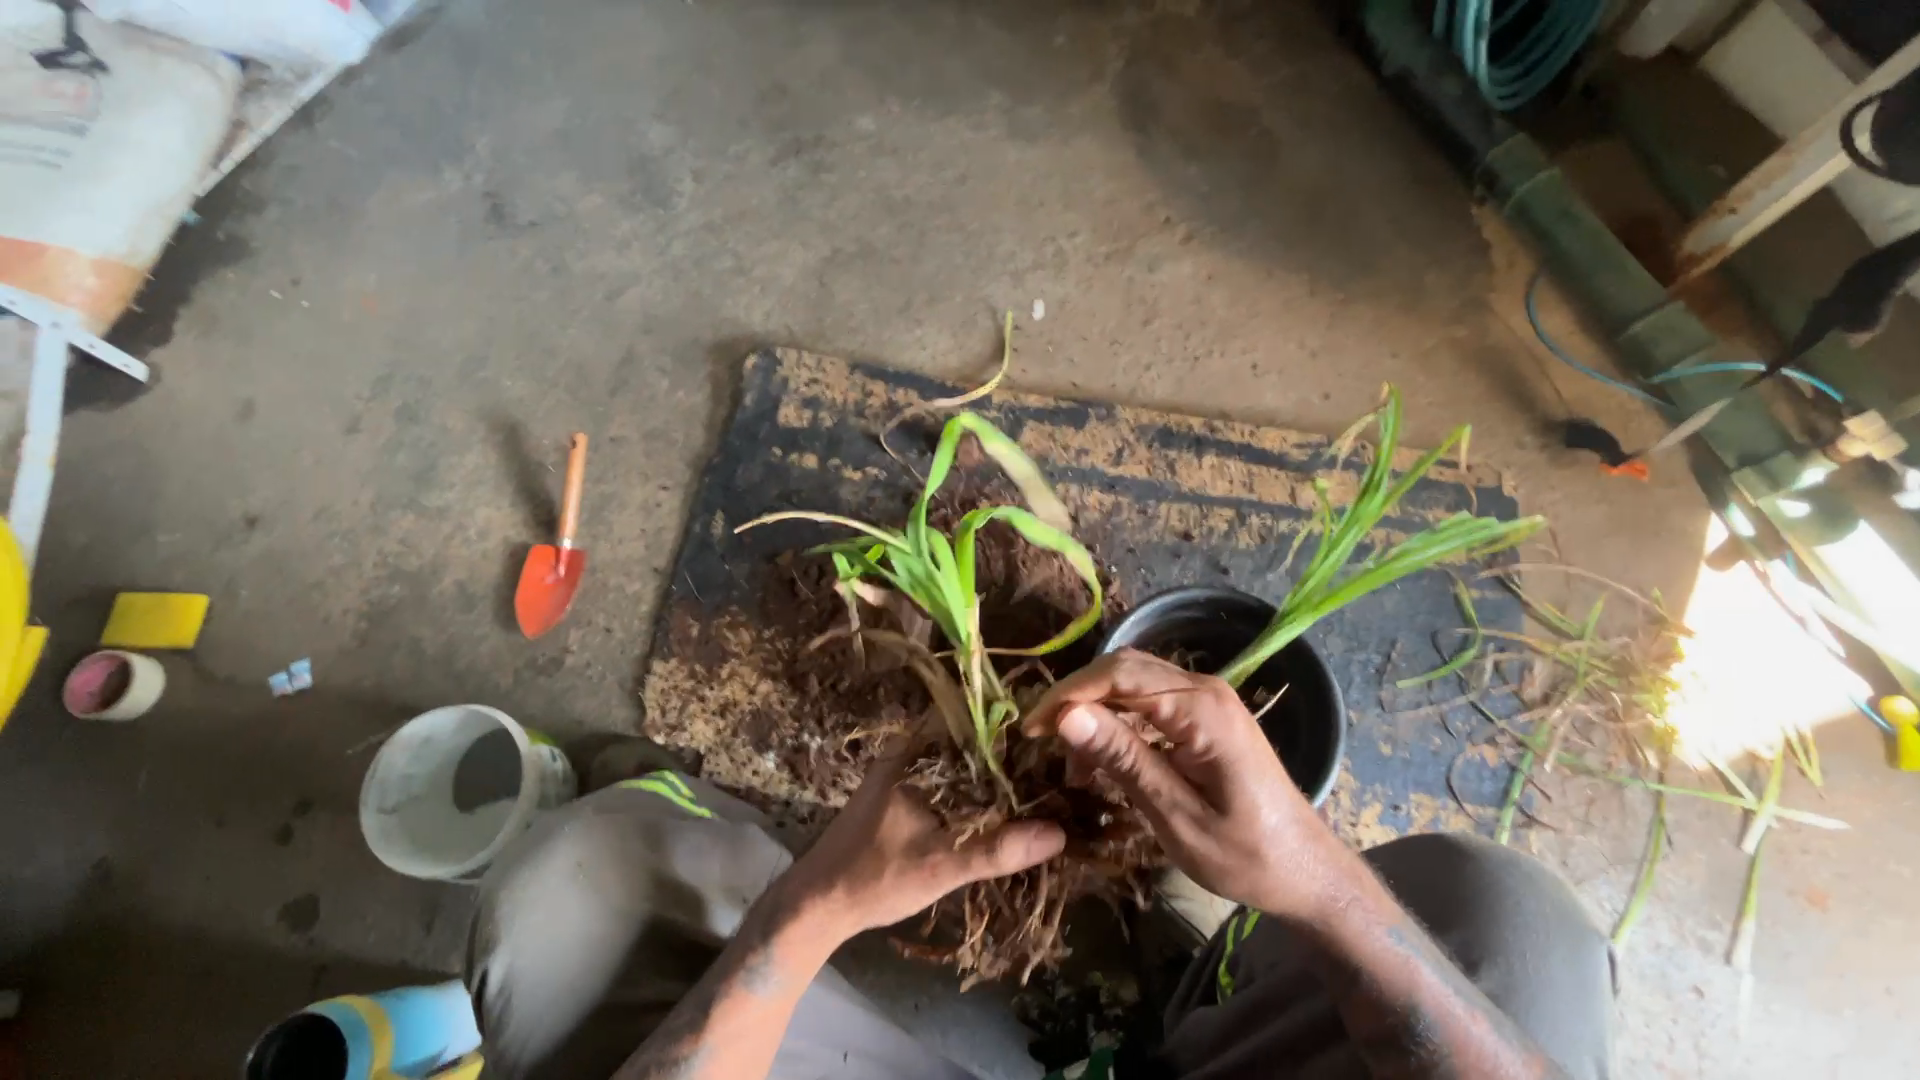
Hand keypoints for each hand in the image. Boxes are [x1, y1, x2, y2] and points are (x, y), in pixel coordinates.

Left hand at [779, 738, 1066, 939]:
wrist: (818, 903)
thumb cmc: (874, 876)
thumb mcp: (941, 865)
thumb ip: (997, 849)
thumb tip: (1059, 833)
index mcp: (915, 754)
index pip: (974, 724)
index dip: (1014, 730)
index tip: (1054, 741)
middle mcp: (910, 753)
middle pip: (972, 745)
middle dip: (1010, 758)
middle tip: (1057, 770)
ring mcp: (905, 774)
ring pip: (962, 766)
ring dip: (993, 779)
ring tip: (1040, 788)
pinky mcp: (904, 796)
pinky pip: (950, 785)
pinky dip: (974, 795)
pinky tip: (1001, 812)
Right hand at [1022, 649, 1337, 918]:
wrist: (1308, 871)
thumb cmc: (1247, 855)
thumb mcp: (1177, 816)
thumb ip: (1123, 760)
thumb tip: (1066, 717)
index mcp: (1203, 711)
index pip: (1119, 675)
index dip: (1068, 695)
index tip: (1031, 730)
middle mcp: (1206, 689)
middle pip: (1123, 668)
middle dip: (1075, 699)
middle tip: (1041, 741)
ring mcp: (1208, 699)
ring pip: (1133, 680)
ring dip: (1095, 711)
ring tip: (1072, 762)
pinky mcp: (1206, 714)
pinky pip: (1150, 699)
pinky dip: (1118, 721)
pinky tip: (1104, 759)